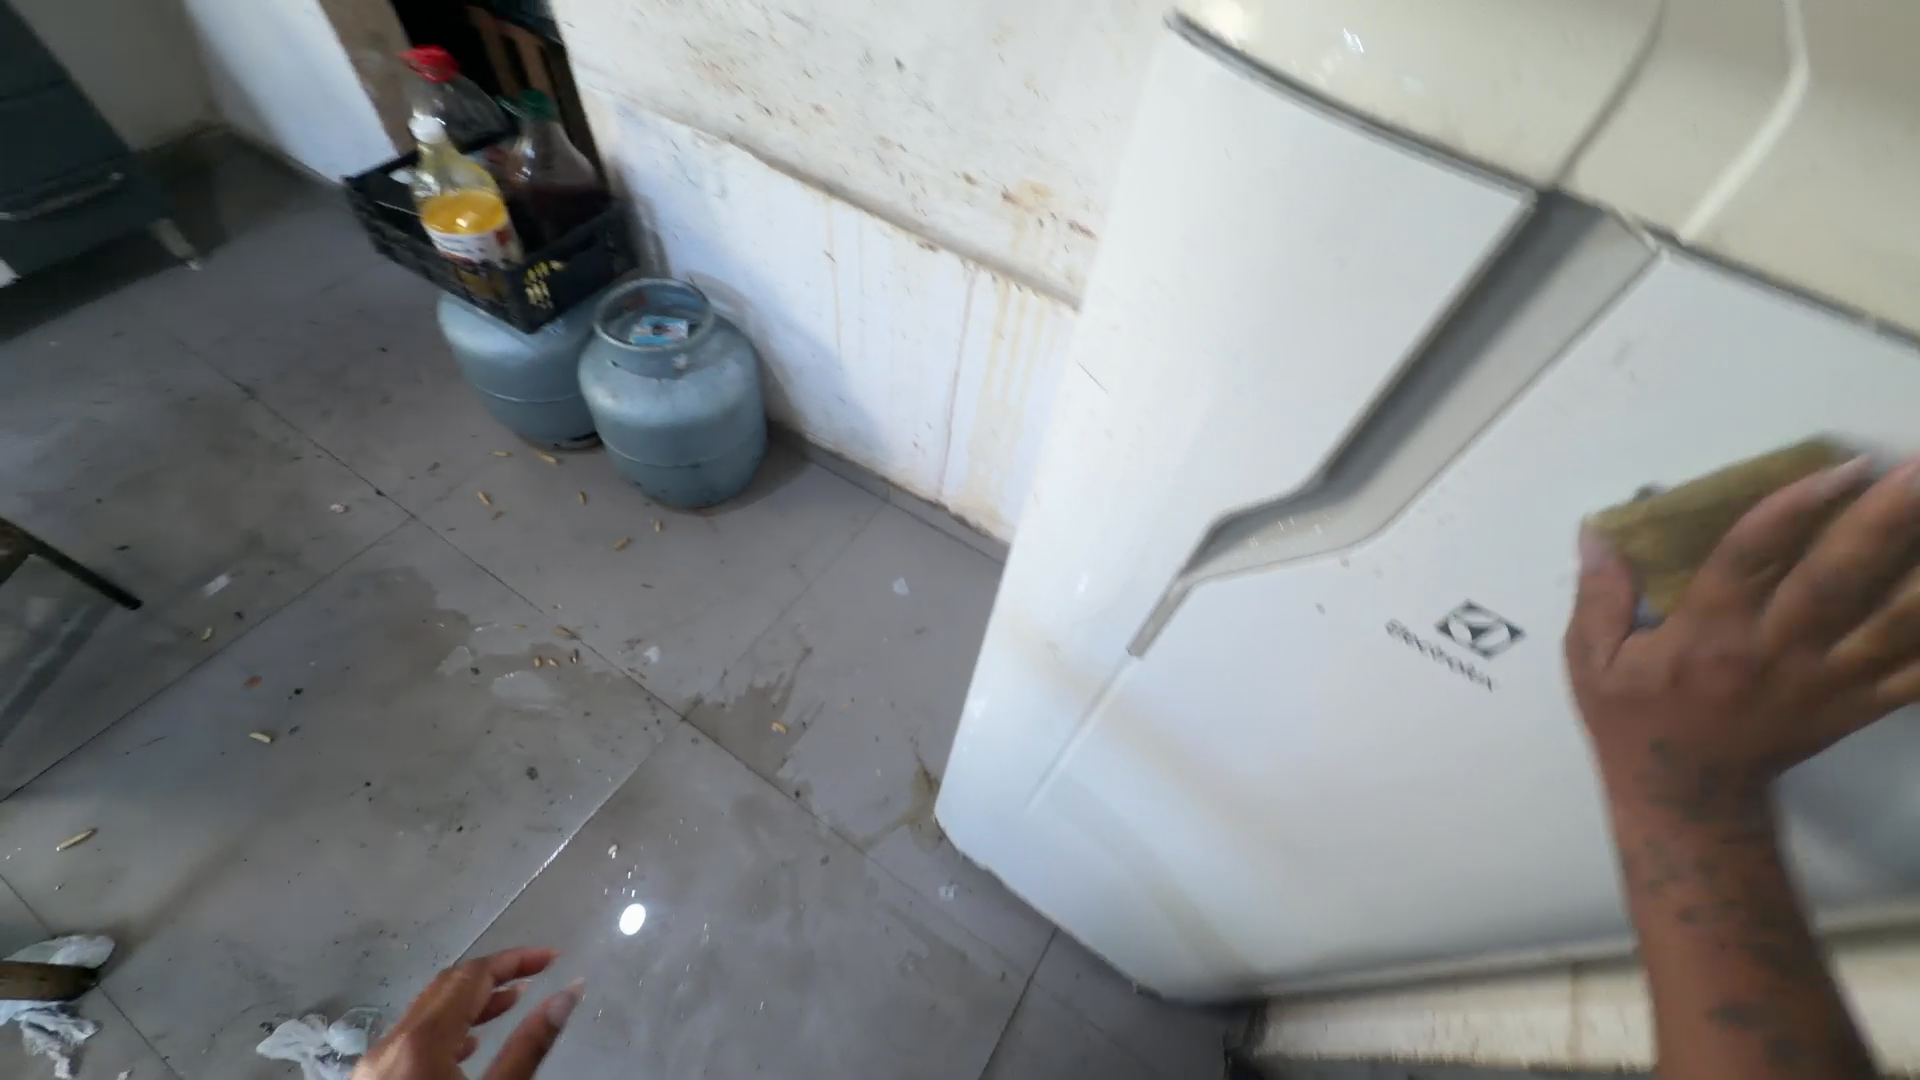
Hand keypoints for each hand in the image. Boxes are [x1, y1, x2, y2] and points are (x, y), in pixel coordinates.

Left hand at [351, 948, 582, 1079]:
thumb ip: (532, 1044)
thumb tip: (570, 992)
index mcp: (420, 1042)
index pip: (473, 975)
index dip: (516, 959)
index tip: (554, 959)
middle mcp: (387, 1047)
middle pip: (446, 987)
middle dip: (496, 975)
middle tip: (538, 974)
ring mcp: (370, 1071)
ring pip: (426, 1013)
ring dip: (472, 1001)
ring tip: (513, 1002)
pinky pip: (410, 1040)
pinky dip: (448, 1027)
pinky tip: (470, 1044)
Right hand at [1566, 456, 1919, 820]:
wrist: (1685, 792)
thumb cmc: (1629, 716)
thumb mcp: (1589, 658)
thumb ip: (1599, 596)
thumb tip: (1598, 534)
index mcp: (1707, 635)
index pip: (1752, 560)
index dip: (1795, 510)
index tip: (1842, 468)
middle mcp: (1776, 650)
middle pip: (1843, 578)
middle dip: (1893, 520)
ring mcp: (1830, 678)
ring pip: (1902, 618)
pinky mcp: (1864, 701)